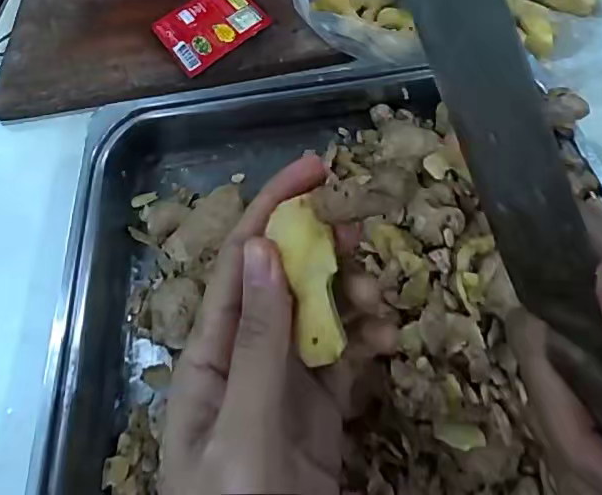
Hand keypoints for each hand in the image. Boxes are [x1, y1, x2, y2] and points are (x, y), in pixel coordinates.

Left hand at [160, 154, 395, 494]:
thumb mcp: (241, 435)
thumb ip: (254, 343)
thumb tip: (260, 249)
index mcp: (210, 354)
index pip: (241, 261)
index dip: (273, 206)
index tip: (314, 167)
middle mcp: (244, 359)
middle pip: (284, 279)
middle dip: (322, 243)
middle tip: (364, 222)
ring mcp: (283, 388)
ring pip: (319, 315)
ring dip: (351, 293)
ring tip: (382, 294)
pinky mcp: (319, 419)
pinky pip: (344, 363)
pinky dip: (368, 342)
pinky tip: (390, 338)